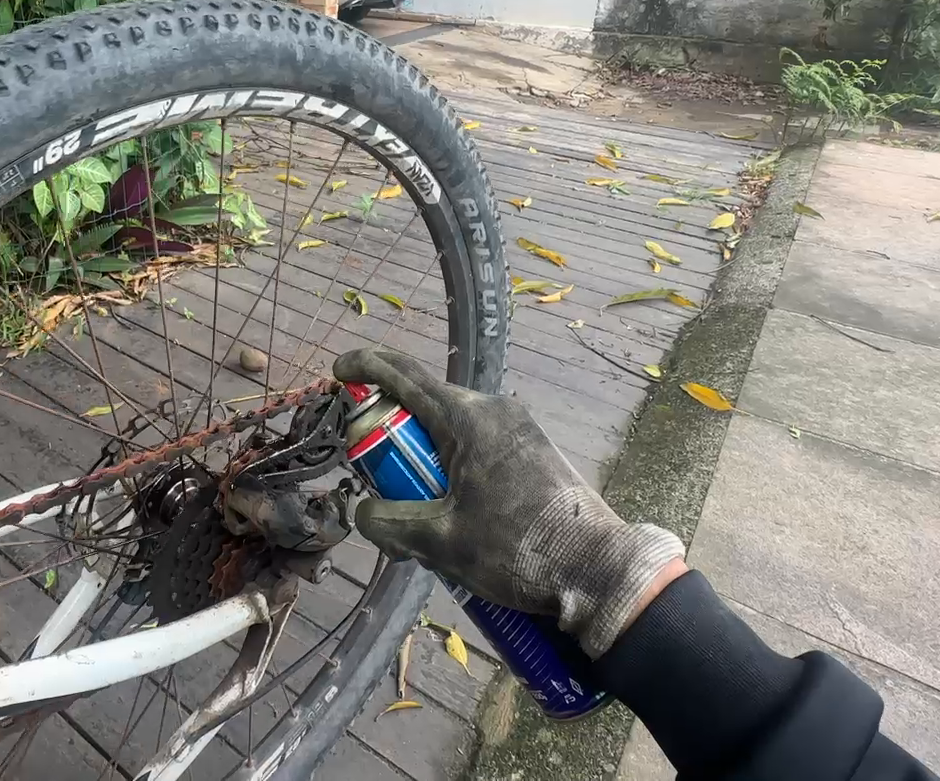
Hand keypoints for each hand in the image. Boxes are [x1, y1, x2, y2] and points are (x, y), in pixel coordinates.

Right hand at [337, 348, 685, 656]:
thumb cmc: (518, 550)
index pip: (402, 374)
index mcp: (467, 418)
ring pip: (448, 424)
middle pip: (423, 402)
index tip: (337, 373)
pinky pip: (473, 440)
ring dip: (421, 452)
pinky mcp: (529, 446)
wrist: (603, 574)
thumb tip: (362, 513)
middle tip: (375, 470)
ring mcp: (515, 425)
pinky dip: (448, 461)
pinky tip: (452, 506)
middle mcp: (491, 409)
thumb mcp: (442, 543)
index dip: (364, 366)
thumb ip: (390, 524)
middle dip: (390, 430)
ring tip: (418, 503)